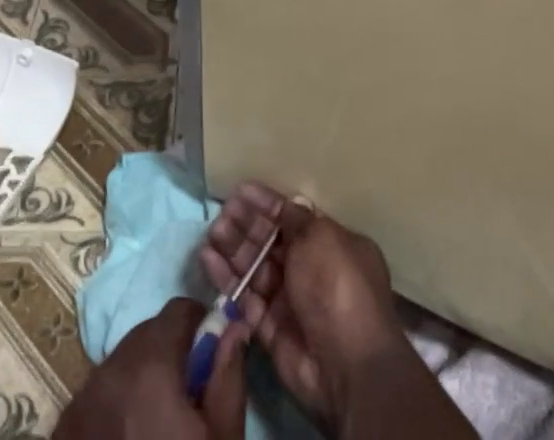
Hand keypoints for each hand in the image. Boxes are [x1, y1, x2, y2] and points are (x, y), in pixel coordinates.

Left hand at [53, 298, 247, 439]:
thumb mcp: (222, 438)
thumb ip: (228, 375)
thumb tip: (234, 327)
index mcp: (150, 368)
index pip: (177, 311)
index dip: (201, 324)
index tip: (212, 354)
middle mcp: (108, 371)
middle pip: (146, 333)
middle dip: (173, 349)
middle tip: (192, 393)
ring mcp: (80, 399)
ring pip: (120, 360)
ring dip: (145, 373)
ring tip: (161, 419)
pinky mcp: (63, 426)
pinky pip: (97, 390)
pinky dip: (118, 398)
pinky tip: (131, 436)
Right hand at [200, 183, 404, 425]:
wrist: (346, 362)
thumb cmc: (336, 286)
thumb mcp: (321, 238)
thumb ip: (297, 220)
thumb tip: (287, 204)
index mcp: (332, 246)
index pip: (294, 218)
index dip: (267, 203)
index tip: (240, 191)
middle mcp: (312, 271)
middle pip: (272, 242)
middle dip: (247, 225)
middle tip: (221, 213)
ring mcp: (290, 301)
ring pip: (255, 269)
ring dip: (233, 249)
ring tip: (212, 234)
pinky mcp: (270, 328)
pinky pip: (245, 298)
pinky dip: (227, 278)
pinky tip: (208, 259)